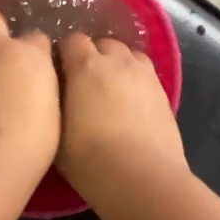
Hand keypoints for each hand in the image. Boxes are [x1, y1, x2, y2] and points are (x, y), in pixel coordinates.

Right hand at [56, 33, 186, 195]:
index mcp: (86, 66)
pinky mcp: (164, 94)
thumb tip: (55, 94)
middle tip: (83, 83)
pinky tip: (129, 106)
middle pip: (103, 44)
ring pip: (129, 56)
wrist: (142, 178)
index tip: (58, 74)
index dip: (64, 55)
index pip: (72, 41)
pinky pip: (146, 76)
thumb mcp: (56, 132)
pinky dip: (135, 82)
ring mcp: (145, 76)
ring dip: (117, 65)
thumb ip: (55, 103)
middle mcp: (117, 62)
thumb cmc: (89, 158)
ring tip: (109, 90)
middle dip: (93, 57)